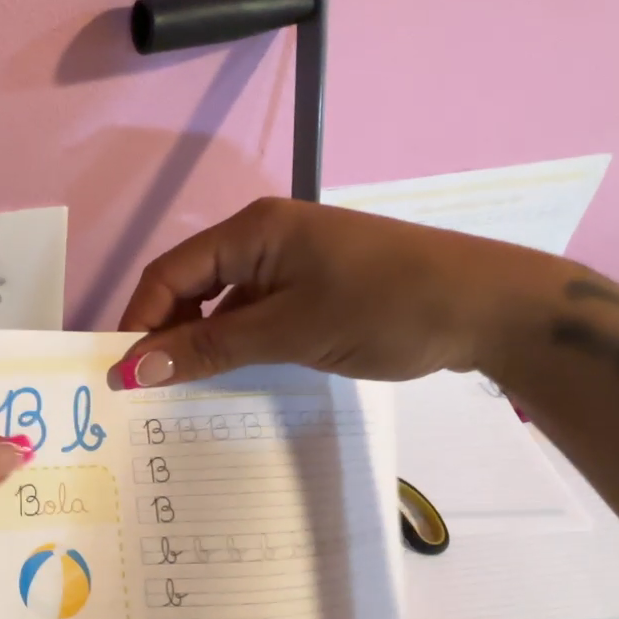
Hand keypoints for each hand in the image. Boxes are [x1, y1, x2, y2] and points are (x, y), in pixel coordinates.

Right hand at [113, 197, 575, 385]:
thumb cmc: (386, 308)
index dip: (139, 320)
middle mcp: (264, 236)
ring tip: (186, 385)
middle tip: (152, 386)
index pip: (169, 272)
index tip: (124, 374)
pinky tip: (234, 370)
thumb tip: (134, 370)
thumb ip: (209, 348)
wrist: (494, 307)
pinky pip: (255, 308)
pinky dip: (237, 338)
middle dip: (167, 330)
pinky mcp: (314, 282)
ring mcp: (292, 259)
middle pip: (191, 283)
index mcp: (252, 231)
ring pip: (223, 299)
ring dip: (202, 338)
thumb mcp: (291, 333)